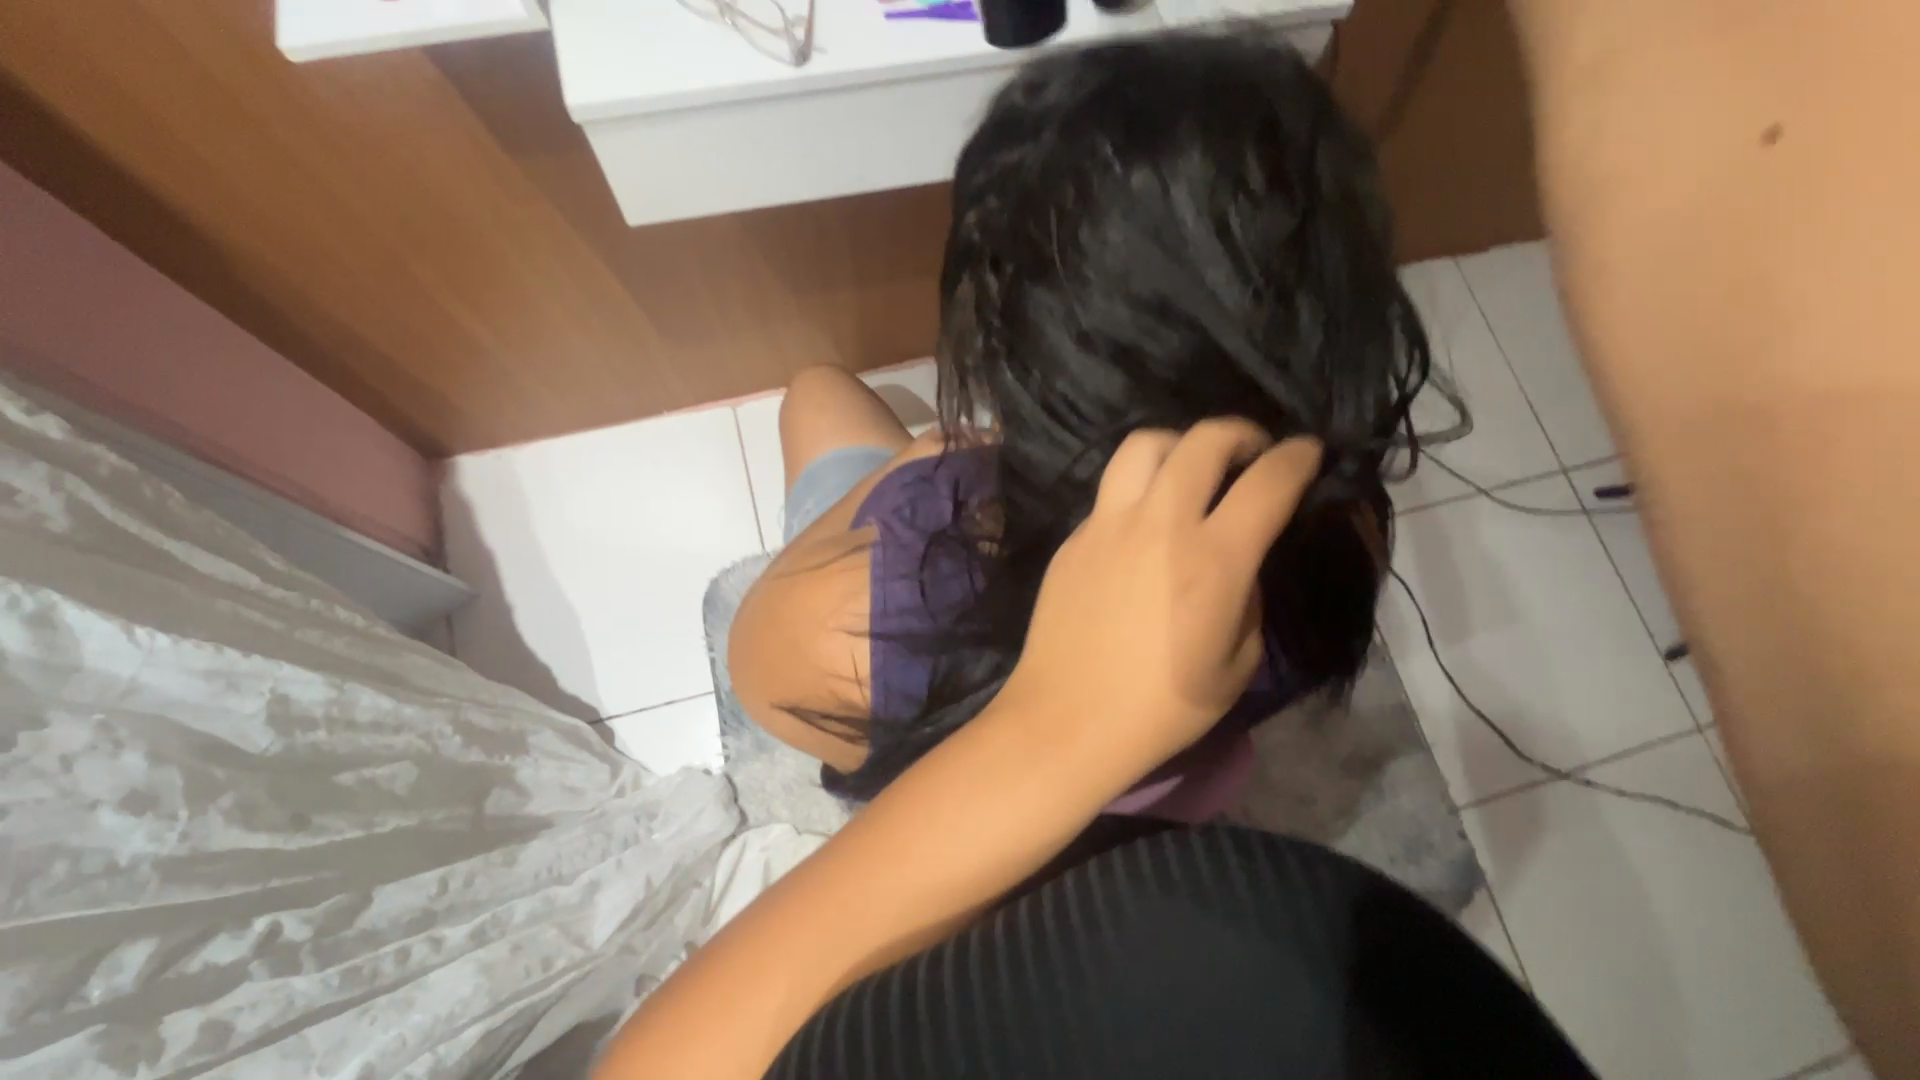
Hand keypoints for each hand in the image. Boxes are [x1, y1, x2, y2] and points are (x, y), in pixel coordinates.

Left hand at [1002, 419, 1322, 771]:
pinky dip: (1141, 489)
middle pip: (1204, 440)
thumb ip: (1249, 598)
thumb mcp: (1237, 664)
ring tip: (1192, 471)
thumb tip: (1241, 561)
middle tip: (1253, 455)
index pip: (1269, 481)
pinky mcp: (1073, 537)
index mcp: (1213, 559)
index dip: (1299, 457)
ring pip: (1144, 444)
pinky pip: (1112, 490)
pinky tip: (1146, 524)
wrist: (1067, 719)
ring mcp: (1107, 524)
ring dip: (1181, 445)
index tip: (1309, 453)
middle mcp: (1160, 524)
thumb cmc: (1161, 708)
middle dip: (1242, 434)